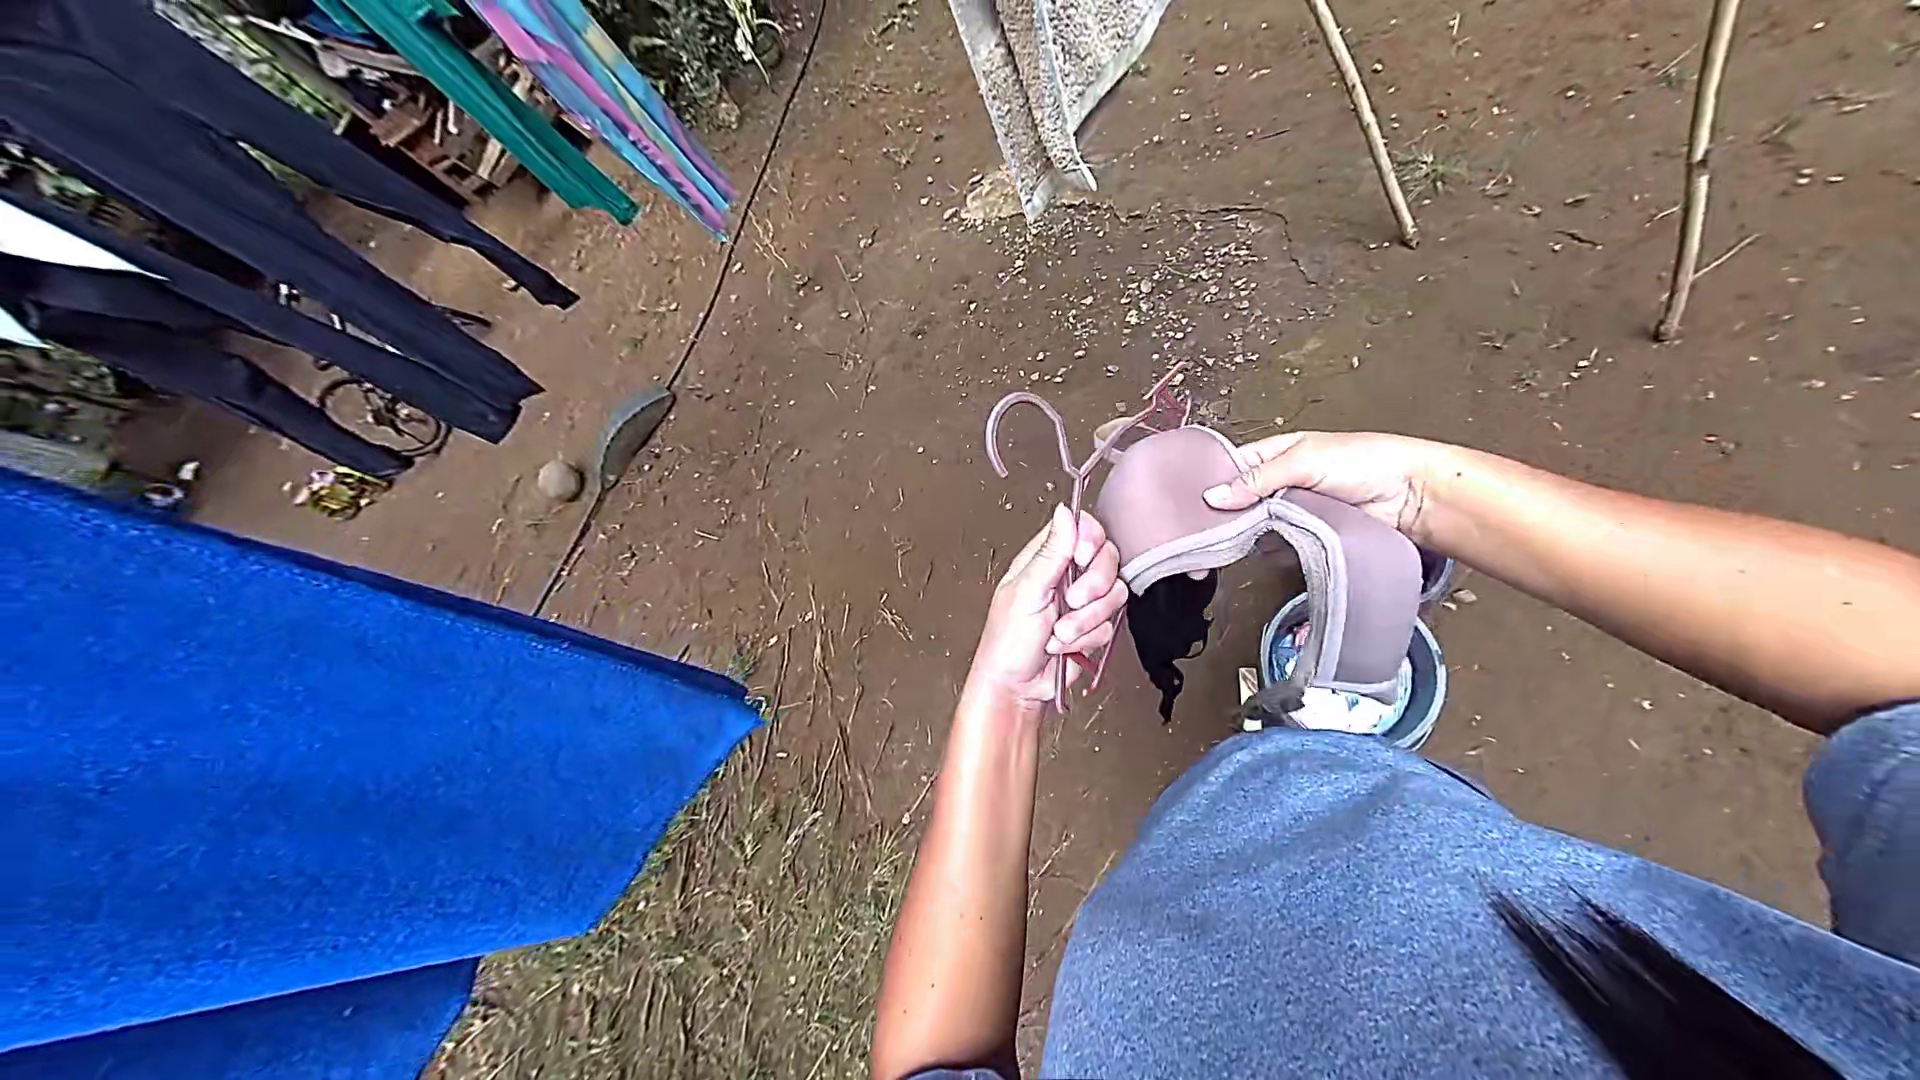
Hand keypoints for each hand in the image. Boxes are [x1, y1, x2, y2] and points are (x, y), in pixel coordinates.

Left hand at [966, 505, 1129, 710]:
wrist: (1017, 687)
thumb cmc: (1006, 643)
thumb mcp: (1026, 591)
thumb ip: (1051, 552)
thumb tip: (1064, 513)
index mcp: (1043, 560)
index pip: (1081, 529)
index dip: (1090, 540)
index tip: (1082, 557)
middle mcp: (1064, 577)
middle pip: (1106, 559)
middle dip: (1093, 585)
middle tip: (1072, 600)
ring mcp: (1079, 602)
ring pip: (1113, 594)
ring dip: (1086, 619)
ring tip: (1058, 632)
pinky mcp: (1092, 626)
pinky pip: (1110, 624)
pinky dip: (1088, 638)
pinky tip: (1065, 645)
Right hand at [1201, 431, 1454, 540]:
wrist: (1413, 495)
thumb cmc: (1367, 462)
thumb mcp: (1303, 460)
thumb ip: (1257, 479)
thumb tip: (1214, 497)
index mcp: (1273, 453)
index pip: (1229, 467)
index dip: (1210, 483)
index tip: (1192, 503)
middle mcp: (1277, 480)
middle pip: (1236, 499)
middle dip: (1223, 514)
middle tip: (1206, 531)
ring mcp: (1291, 508)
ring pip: (1252, 523)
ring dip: (1244, 533)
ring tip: (1229, 542)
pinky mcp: (1304, 533)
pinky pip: (1275, 542)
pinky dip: (1266, 548)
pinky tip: (1257, 551)